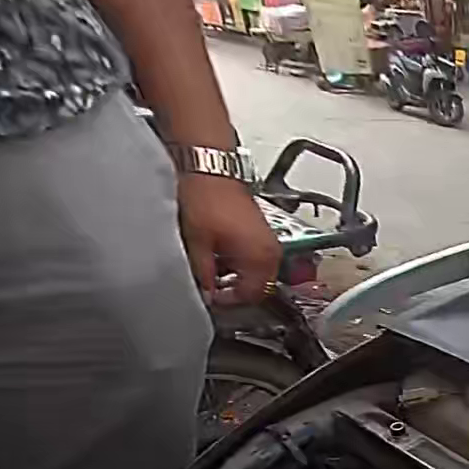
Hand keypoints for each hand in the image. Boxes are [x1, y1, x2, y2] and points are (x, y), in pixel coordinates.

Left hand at [176, 173, 281, 306]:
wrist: (211, 168)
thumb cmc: (206, 199)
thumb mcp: (197, 243)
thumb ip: (202, 275)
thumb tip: (205, 294)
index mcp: (261, 259)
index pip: (251, 295)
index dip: (229, 300)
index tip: (210, 297)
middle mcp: (271, 252)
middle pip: (258, 286)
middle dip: (234, 288)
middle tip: (210, 285)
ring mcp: (269, 241)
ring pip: (257, 272)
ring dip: (236, 275)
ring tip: (211, 266)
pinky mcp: (262, 232)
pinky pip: (256, 257)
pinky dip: (240, 261)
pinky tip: (218, 252)